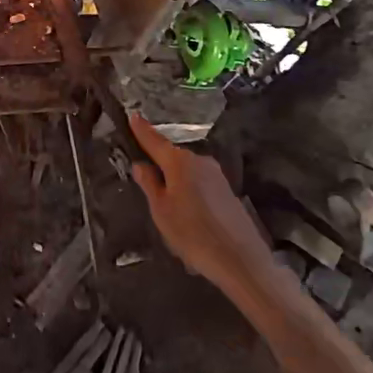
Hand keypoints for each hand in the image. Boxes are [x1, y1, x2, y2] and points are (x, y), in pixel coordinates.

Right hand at [129, 115, 275, 293]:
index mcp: (179, 162)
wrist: (239, 257)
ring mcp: (216, 174)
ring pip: (187, 172)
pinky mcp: (226, 189)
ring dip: (176, 184)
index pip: (155, 141)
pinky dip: (190, 193)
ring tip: (172, 214)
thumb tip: (141, 164)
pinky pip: (200, 184)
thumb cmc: (192, 233)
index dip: (142, 130)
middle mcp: (199, 160)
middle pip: (172, 158)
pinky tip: (190, 218)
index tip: (133, 115)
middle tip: (149, 188)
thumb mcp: (161, 211)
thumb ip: (150, 184)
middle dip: (160, 167)